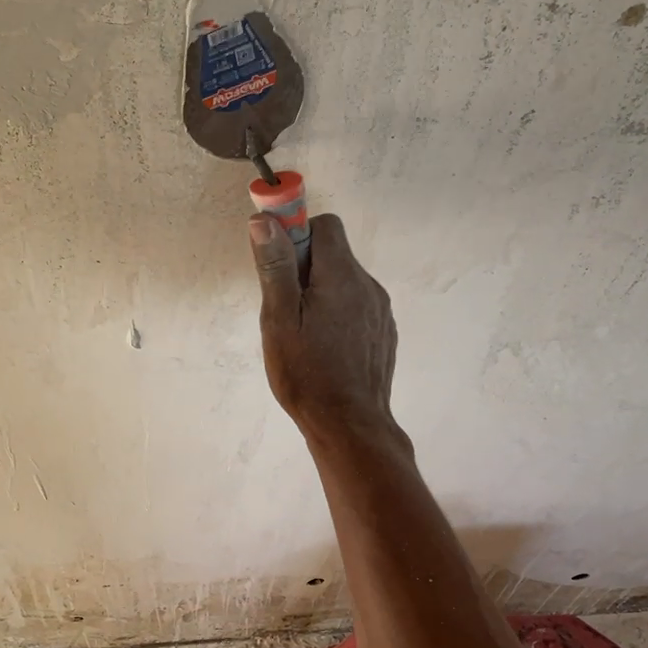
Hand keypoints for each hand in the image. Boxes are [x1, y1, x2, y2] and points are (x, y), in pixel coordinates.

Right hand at [248, 213, 402, 442]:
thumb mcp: (279, 318)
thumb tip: (264, 220)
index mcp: (342, 277)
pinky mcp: (383, 333)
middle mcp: (368, 286)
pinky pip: (355, 305)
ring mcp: (380, 311)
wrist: (350, 426)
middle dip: (303, 267)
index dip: (297, 232)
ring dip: (319, 291)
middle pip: (333, 253)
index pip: (326, 225)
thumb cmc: (306, 372)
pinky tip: (322, 346)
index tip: (277, 260)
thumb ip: (275, 266)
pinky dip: (335, 311)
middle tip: (282, 305)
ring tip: (300, 331)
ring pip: (343, 281)